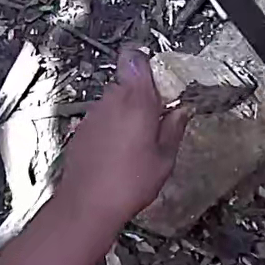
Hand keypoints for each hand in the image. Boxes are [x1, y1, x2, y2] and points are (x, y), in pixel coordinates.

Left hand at [55, 49, 191, 221]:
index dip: (147, 65)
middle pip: (127, 82)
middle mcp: (112, 101)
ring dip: (126, 112)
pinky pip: (101, 117)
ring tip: (137, 142)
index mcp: (137, 102)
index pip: (136, 61)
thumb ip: (174, 128)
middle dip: (142, 95)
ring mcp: (93, 114)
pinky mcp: (82, 128)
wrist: (87, 204)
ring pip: (114, 100)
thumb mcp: (164, 159)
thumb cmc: (129, 183)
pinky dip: (111, 126)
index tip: (161, 84)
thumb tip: (182, 111)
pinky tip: (118, 151)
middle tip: (156, 121)